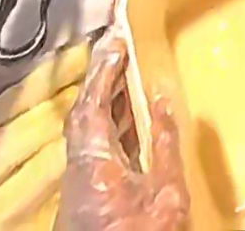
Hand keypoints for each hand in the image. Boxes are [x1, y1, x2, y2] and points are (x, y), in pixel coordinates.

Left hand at [58, 34, 188, 230]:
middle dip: (103, 81)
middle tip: (123, 53)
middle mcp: (78, 171)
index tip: (116, 42)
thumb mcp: (166, 196)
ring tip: (130, 78)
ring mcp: (79, 189)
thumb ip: (164, 144)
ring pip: (89, 134)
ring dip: (107, 103)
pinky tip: (131, 125)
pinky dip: (112, 128)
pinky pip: (97, 150)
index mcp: (92, 163)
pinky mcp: (86, 203)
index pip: (91, 104)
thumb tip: (161, 98)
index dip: (103, 70)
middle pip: (85, 115)